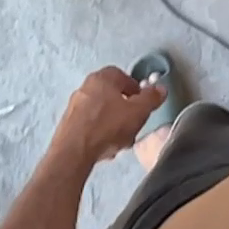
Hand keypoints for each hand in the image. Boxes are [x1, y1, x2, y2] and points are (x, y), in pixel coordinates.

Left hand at [47, 66, 165, 169]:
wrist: (73, 152)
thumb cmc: (107, 126)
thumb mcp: (138, 112)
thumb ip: (151, 98)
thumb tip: (160, 89)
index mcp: (103, 77)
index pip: (123, 76)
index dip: (135, 90)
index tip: (142, 103)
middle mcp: (86, 87)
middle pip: (111, 94)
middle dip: (124, 109)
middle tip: (133, 122)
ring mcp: (74, 106)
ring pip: (100, 111)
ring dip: (112, 123)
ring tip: (120, 139)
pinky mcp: (67, 124)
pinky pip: (89, 125)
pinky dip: (99, 133)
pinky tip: (105, 147)